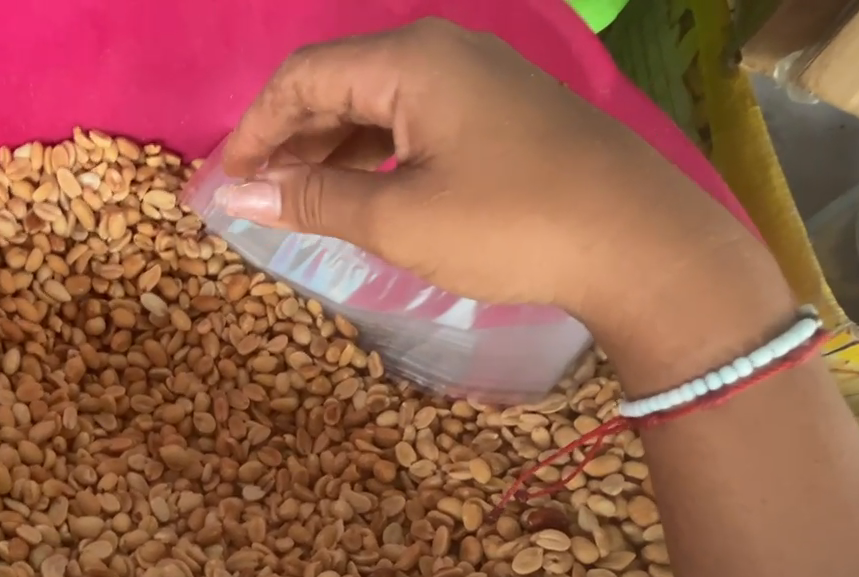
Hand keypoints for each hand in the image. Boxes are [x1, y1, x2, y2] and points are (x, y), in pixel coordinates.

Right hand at [213, 19, 789, 376]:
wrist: (635, 242)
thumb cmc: (507, 227)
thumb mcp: (397, 220)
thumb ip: (313, 201)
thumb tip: (240, 194)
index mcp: (409, 61)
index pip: (303, 79)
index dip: (254, 131)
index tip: (224, 184)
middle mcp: (441, 52)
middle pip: (337, 86)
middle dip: (288, 141)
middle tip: (254, 198)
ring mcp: (476, 79)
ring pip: (376, 108)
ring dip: (329, 153)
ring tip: (296, 203)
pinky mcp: (499, 113)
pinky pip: (413, 125)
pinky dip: (374, 159)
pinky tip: (360, 195)